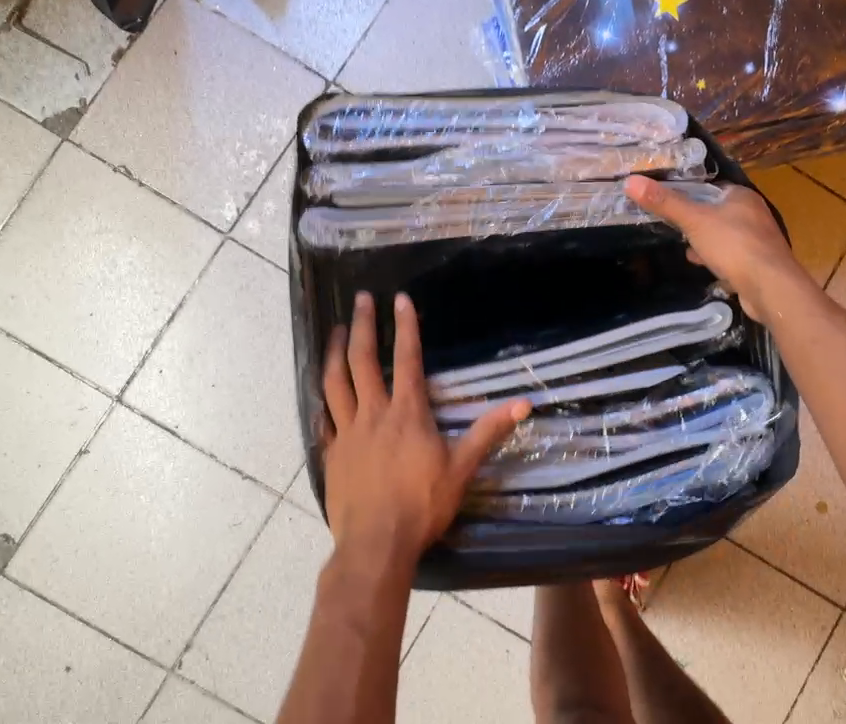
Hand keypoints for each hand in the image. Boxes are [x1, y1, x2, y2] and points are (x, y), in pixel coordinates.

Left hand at [321, 291, 528, 570]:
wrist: (375, 545)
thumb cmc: (422, 506)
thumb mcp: (462, 468)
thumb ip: (488, 432)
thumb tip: (523, 404)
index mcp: (408, 413)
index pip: (407, 358)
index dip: (405, 326)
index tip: (400, 299)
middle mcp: (374, 414)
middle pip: (362, 360)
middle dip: (363, 326)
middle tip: (361, 299)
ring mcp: (348, 433)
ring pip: (335, 382)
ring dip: (335, 352)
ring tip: (337, 330)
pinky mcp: (333, 454)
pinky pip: (324, 419)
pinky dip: (324, 400)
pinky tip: (322, 393)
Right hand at [623, 176, 806, 318]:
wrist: (771, 287)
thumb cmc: (733, 246)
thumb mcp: (694, 221)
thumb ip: (665, 203)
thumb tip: (631, 181)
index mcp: (742, 196)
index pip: (711, 189)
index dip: (690, 195)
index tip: (669, 203)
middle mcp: (754, 214)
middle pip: (717, 213)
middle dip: (696, 223)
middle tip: (674, 229)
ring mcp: (759, 241)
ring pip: (724, 237)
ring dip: (706, 244)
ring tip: (687, 250)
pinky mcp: (759, 265)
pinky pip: (733, 258)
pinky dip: (718, 262)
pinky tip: (705, 268)